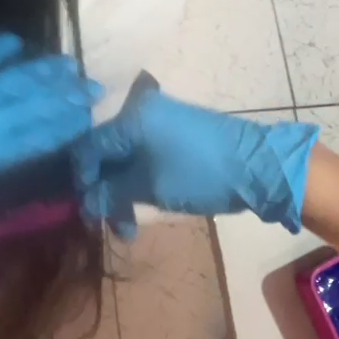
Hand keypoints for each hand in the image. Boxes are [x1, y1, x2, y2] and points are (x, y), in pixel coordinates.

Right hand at [71, 93, 318, 237]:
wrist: (256, 166)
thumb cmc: (198, 172)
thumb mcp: (150, 187)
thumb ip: (112, 193)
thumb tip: (86, 203)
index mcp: (130, 116)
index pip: (88, 146)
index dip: (82, 180)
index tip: (86, 211)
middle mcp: (139, 111)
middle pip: (106, 152)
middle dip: (104, 190)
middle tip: (108, 224)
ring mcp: (158, 121)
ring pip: (125, 157)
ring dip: (122, 191)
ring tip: (127, 228)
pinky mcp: (173, 133)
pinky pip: (143, 154)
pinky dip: (138, 179)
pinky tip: (140, 206)